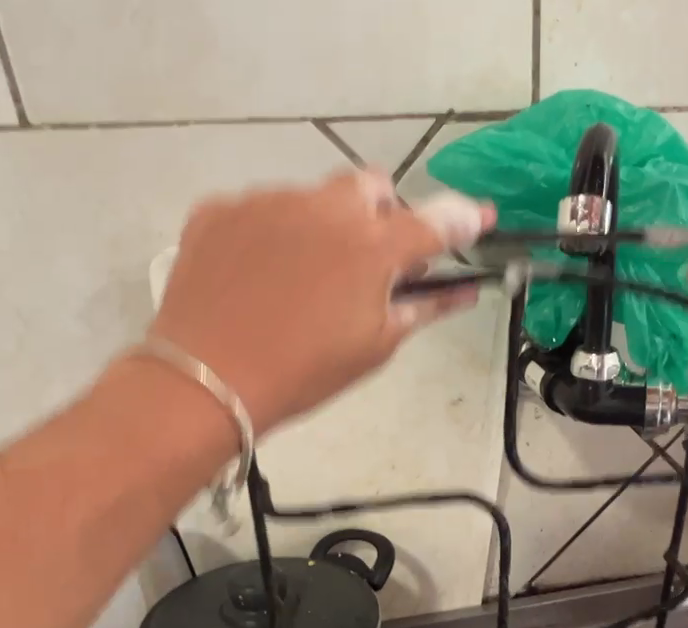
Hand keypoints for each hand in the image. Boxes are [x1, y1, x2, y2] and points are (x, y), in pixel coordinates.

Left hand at [149, 170, 492, 429]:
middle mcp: (323, 208)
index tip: (480, 219)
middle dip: (379, 216)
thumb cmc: (304, 373)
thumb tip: (465, 291)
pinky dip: (272, 235)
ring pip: (312, 199)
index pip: (433, 222)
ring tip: (301, 282)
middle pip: (369, 188)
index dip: (462, 220)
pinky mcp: (220, 209)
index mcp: (371, 247)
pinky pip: (261, 210)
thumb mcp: (374, 347)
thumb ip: (424, 307)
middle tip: (369, 262)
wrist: (206, 380)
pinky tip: (259, 278)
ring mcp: (267, 202)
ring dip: (323, 227)